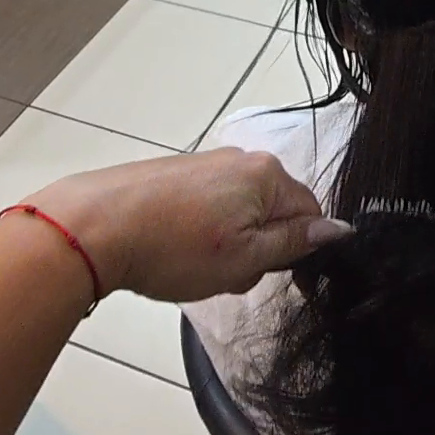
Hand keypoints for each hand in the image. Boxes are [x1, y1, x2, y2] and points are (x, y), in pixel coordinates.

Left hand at [19, 149, 350, 302]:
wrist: (96, 226)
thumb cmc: (175, 248)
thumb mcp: (245, 258)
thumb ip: (294, 242)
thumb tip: (339, 230)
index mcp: (266, 174)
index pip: (310, 213)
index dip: (298, 251)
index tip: (273, 277)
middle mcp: (241, 157)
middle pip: (274, 211)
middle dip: (259, 248)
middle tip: (227, 273)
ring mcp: (207, 162)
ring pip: (241, 211)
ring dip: (230, 243)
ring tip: (195, 266)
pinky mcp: (178, 171)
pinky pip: (211, 204)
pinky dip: (203, 230)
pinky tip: (176, 249)